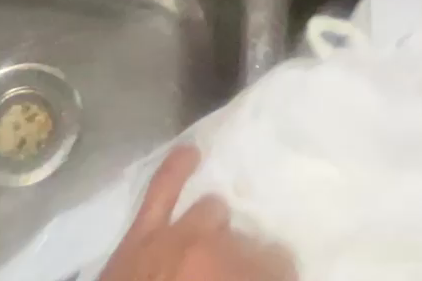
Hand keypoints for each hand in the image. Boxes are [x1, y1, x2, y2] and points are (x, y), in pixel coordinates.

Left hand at [100, 145, 296, 280]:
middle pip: (250, 245)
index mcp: (236, 274)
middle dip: (250, 262)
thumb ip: (252, 276)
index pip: (279, 266)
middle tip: (244, 272)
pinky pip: (161, 190)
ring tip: (217, 253)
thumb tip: (272, 268)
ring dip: (219, 232)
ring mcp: (176, 238)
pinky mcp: (141, 235)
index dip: (281, 273)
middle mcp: (214, 252)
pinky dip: (177, 168)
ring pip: (214, 214)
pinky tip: (191, 154)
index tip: (280, 276)